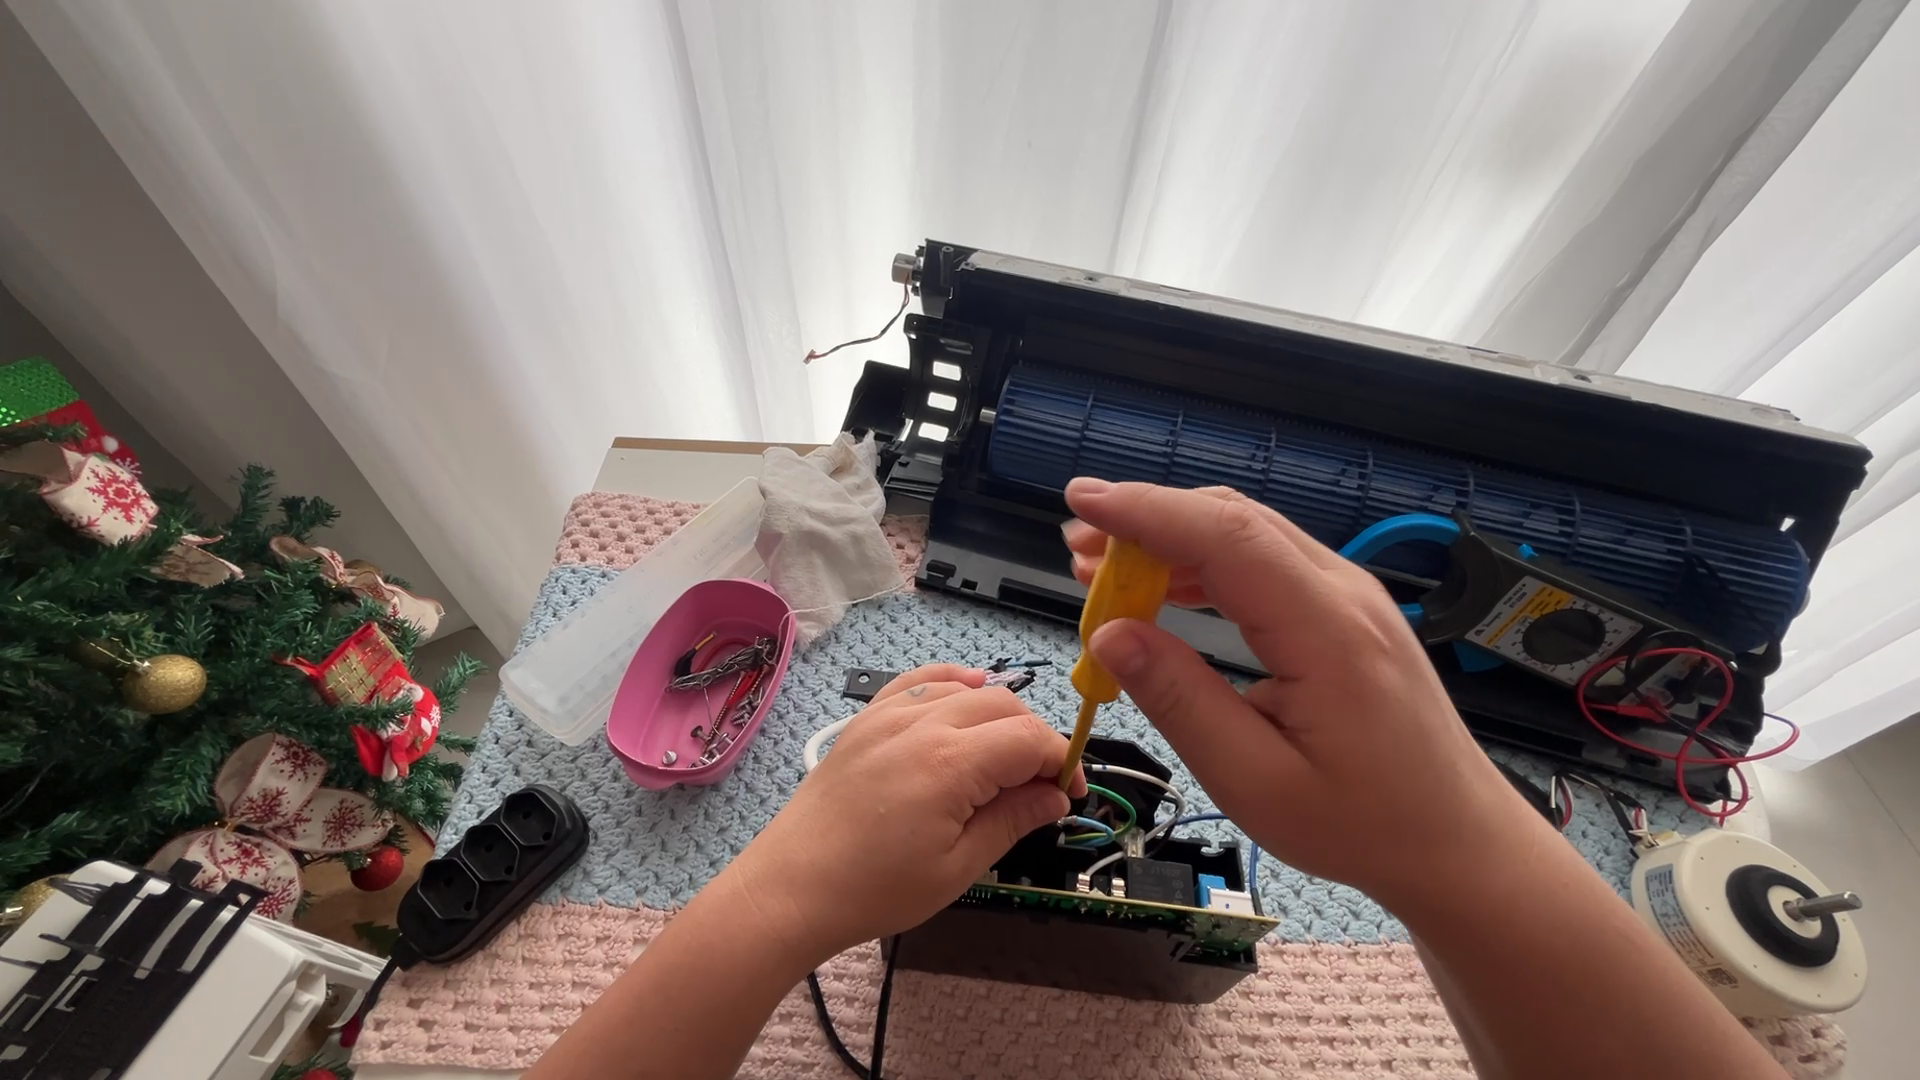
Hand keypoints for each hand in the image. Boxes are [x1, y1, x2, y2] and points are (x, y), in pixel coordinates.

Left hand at [724, 665, 1085, 962]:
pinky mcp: (869, 715)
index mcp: (951, 762)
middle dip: (1034, 738)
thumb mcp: (958, 867)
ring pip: (968, 688)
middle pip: (1005, 705)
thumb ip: (1013, 820)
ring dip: (998, 713)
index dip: (1061, 760)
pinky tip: (968, 691)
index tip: (1069, 792)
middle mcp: (924, 721)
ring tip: (1003, 754)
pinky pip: (921, 677)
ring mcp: (892, 711)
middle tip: (1038, 783)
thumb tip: (1056, 795)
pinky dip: (953, 680)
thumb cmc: (877, 887)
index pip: (1030, 739)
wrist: (794, 884)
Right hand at [1063, 479, 1541, 909]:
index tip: (1081, 500)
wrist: (1457, 841)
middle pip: (1231, 520)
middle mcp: (1341, 590)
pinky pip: (1258, 560)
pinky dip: (1198, 562)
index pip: (1226, 537)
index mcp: (1326, 629)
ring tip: (1100, 565)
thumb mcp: (1254, 780)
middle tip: (1075, 542)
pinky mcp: (1338, 606)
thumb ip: (1178, 699)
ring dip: (1167, 537)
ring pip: (1243, 532)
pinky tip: (1159, 587)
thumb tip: (1109, 634)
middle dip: (1145, 517)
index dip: (1146, 510)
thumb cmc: (1360, 823)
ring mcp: (1344, 592)